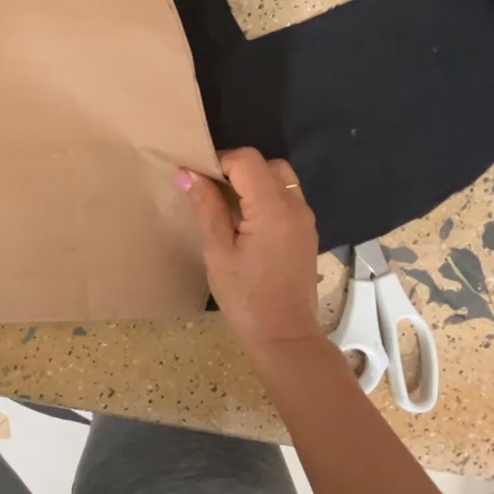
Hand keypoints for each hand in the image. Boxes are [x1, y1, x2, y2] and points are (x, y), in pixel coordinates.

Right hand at [177, 148, 324, 353]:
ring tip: (224, 205)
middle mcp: (295, 207)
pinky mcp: (306, 231)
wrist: (284, 333)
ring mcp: (305, 219)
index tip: (196, 178)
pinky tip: (243, 220)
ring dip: (251, 181)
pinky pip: (285, 198)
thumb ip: (206, 207)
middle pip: (267, 164)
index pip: (247, 160)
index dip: (219, 161)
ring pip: (280, 179)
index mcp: (273, 209)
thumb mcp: (217, 251)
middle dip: (236, 168)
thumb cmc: (245, 296)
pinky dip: (263, 196)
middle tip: (210, 190)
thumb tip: (188, 173)